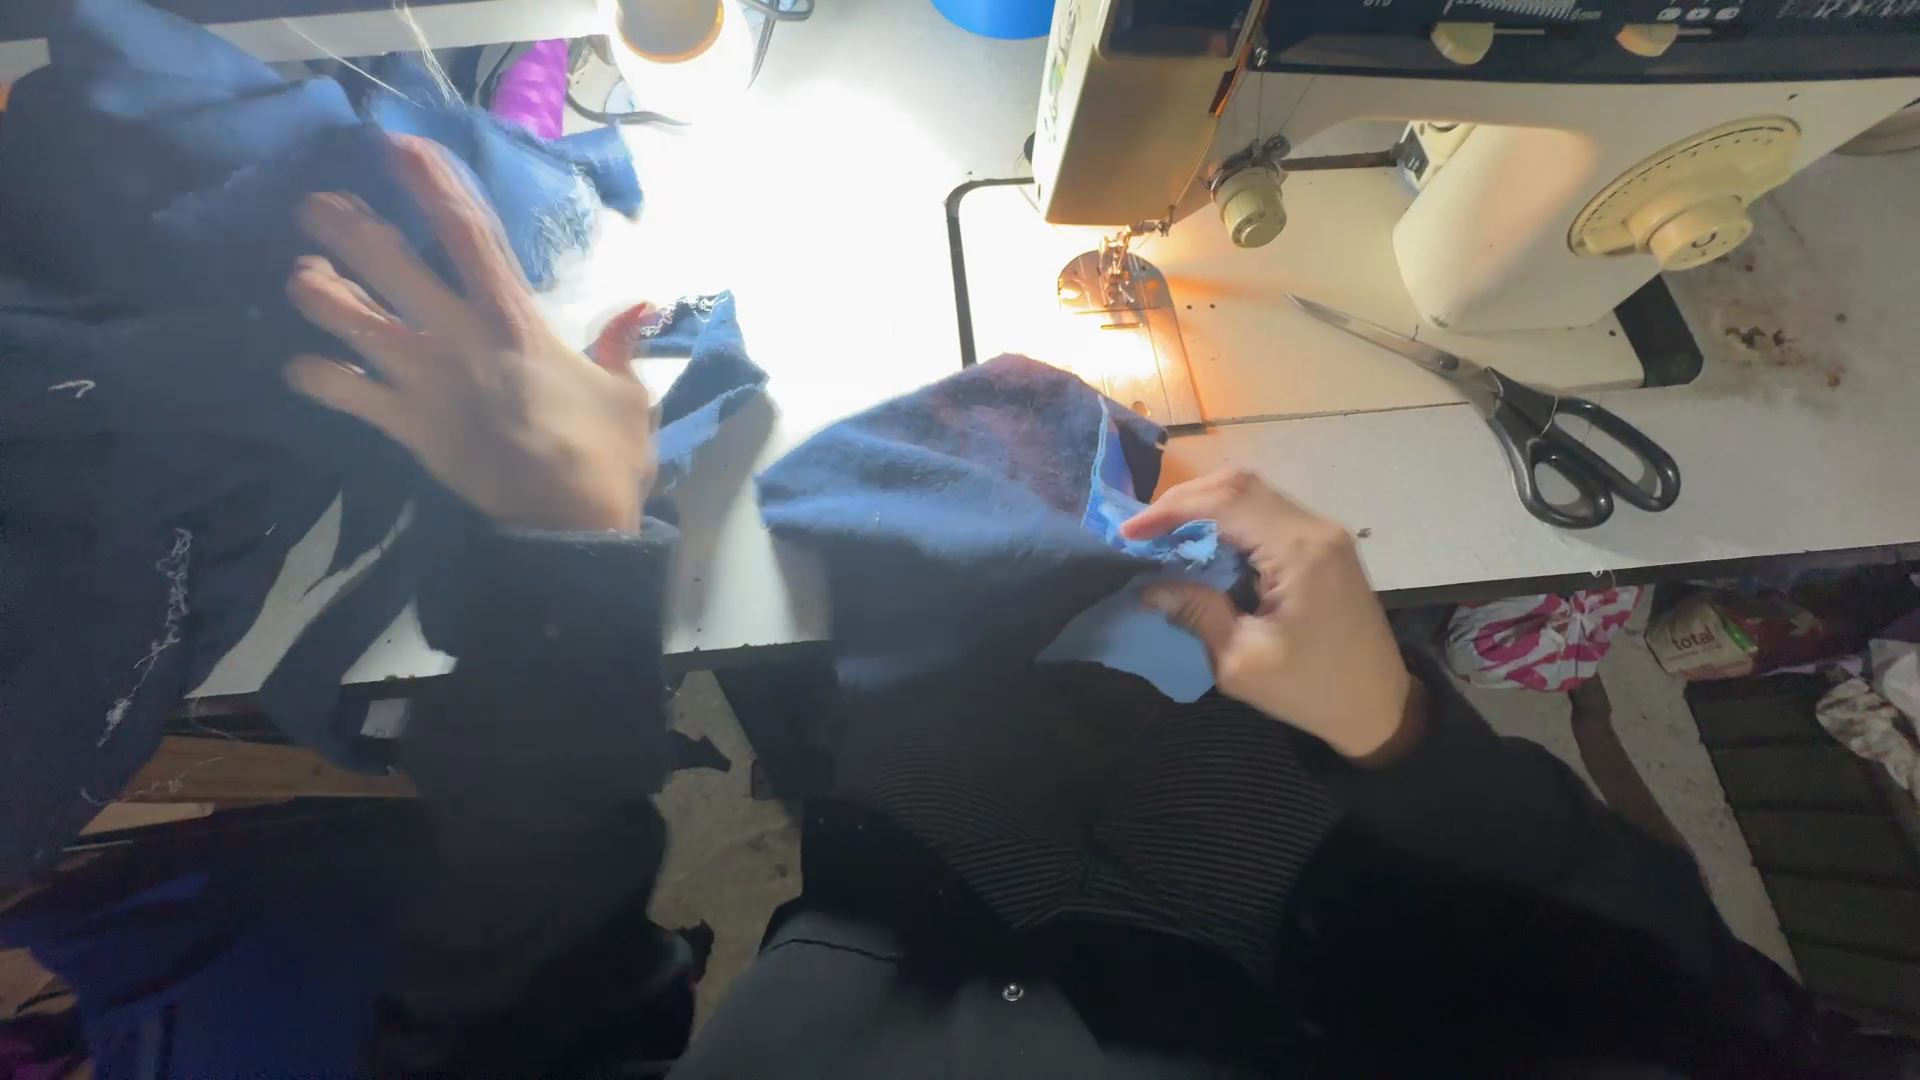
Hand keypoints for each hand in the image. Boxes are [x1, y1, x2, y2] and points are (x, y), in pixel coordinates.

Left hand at [284, 134, 655, 533]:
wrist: (570, 523)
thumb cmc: (607, 454)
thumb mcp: (630, 394)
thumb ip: (623, 344)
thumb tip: (644, 306)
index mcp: (515, 321)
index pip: (468, 235)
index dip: (432, 183)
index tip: (401, 147)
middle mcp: (456, 336)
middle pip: (377, 256)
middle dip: (337, 219)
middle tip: (322, 208)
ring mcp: (421, 379)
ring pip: (334, 311)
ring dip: (313, 286)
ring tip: (312, 280)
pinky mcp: (401, 423)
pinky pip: (331, 387)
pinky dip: (313, 372)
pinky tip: (314, 367)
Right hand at [1122, 469, 1416, 760]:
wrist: (1378, 706)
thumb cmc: (1310, 690)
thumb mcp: (1241, 662)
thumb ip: (1196, 612)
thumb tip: (1148, 585)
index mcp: (1298, 554)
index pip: (1225, 503)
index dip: (1171, 510)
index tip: (1131, 534)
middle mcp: (1314, 529)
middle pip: (1238, 483)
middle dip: (1182, 500)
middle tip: (1144, 530)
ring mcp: (1322, 532)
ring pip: (1251, 490)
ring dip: (1202, 504)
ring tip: (1164, 533)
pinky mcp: (1321, 543)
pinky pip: (1265, 509)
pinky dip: (1225, 516)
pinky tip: (1200, 540)